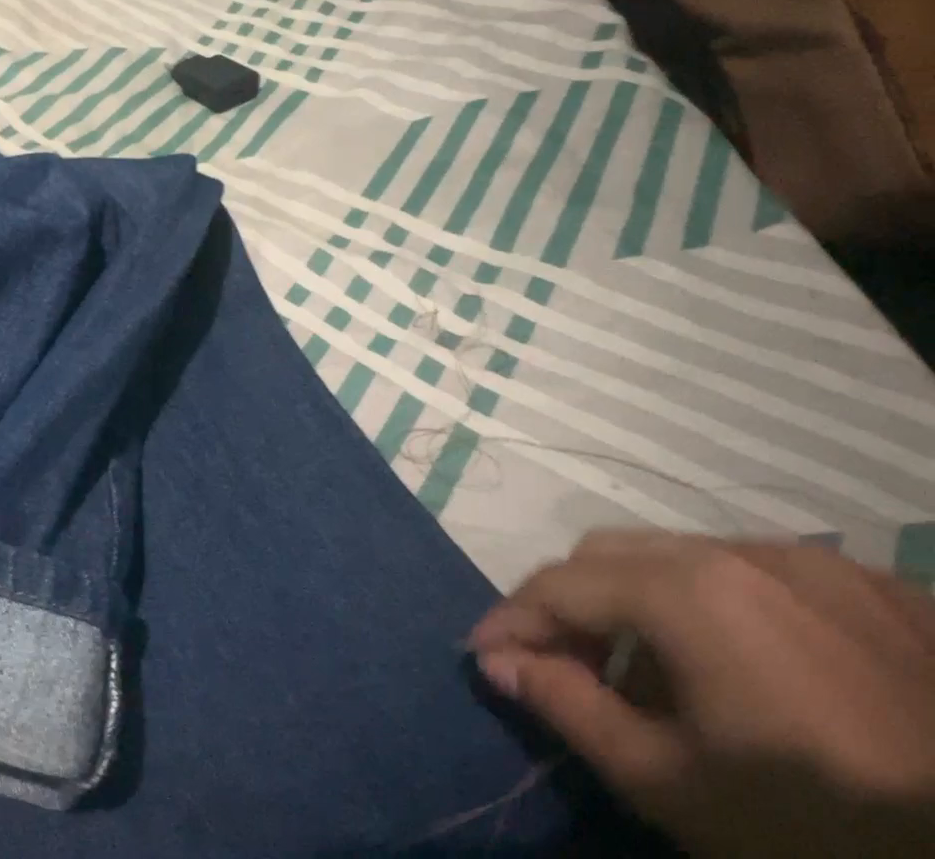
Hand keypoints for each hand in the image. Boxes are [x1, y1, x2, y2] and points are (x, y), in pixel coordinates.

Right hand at [470, 530, 934, 856]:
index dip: (509, 620)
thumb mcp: (663, 780)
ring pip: (687, 556)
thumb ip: (565, 704)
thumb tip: (499, 662)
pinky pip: (767, 575)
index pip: (558, 584)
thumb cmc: (810, 819)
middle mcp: (748, 553)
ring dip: (641, 600)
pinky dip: (721, 605)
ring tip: (655, 672)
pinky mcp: (888, 591)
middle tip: (561, 663)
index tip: (484, 659)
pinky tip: (744, 666)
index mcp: (689, 591)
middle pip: (614, 552)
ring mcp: (826, 566)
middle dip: (569, 602)